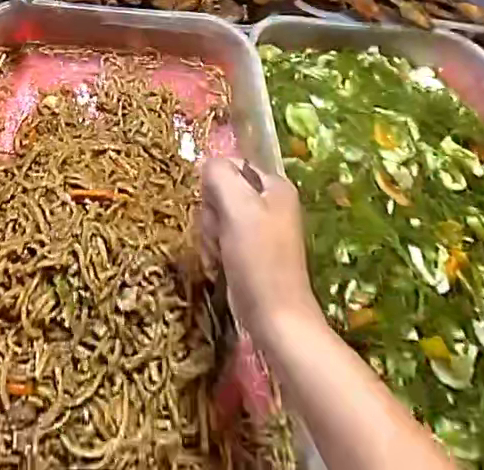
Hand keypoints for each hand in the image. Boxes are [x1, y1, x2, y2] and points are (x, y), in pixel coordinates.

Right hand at [199, 159, 320, 338]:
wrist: (275, 319)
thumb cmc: (258, 259)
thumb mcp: (237, 206)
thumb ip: (220, 174)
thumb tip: (207, 164)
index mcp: (276, 185)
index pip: (231, 165)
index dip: (216, 184)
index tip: (216, 207)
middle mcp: (272, 203)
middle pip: (223, 191)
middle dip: (212, 213)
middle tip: (219, 234)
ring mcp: (263, 229)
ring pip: (219, 215)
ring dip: (211, 234)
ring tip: (219, 253)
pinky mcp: (253, 252)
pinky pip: (223, 237)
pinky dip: (216, 249)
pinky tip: (219, 264)